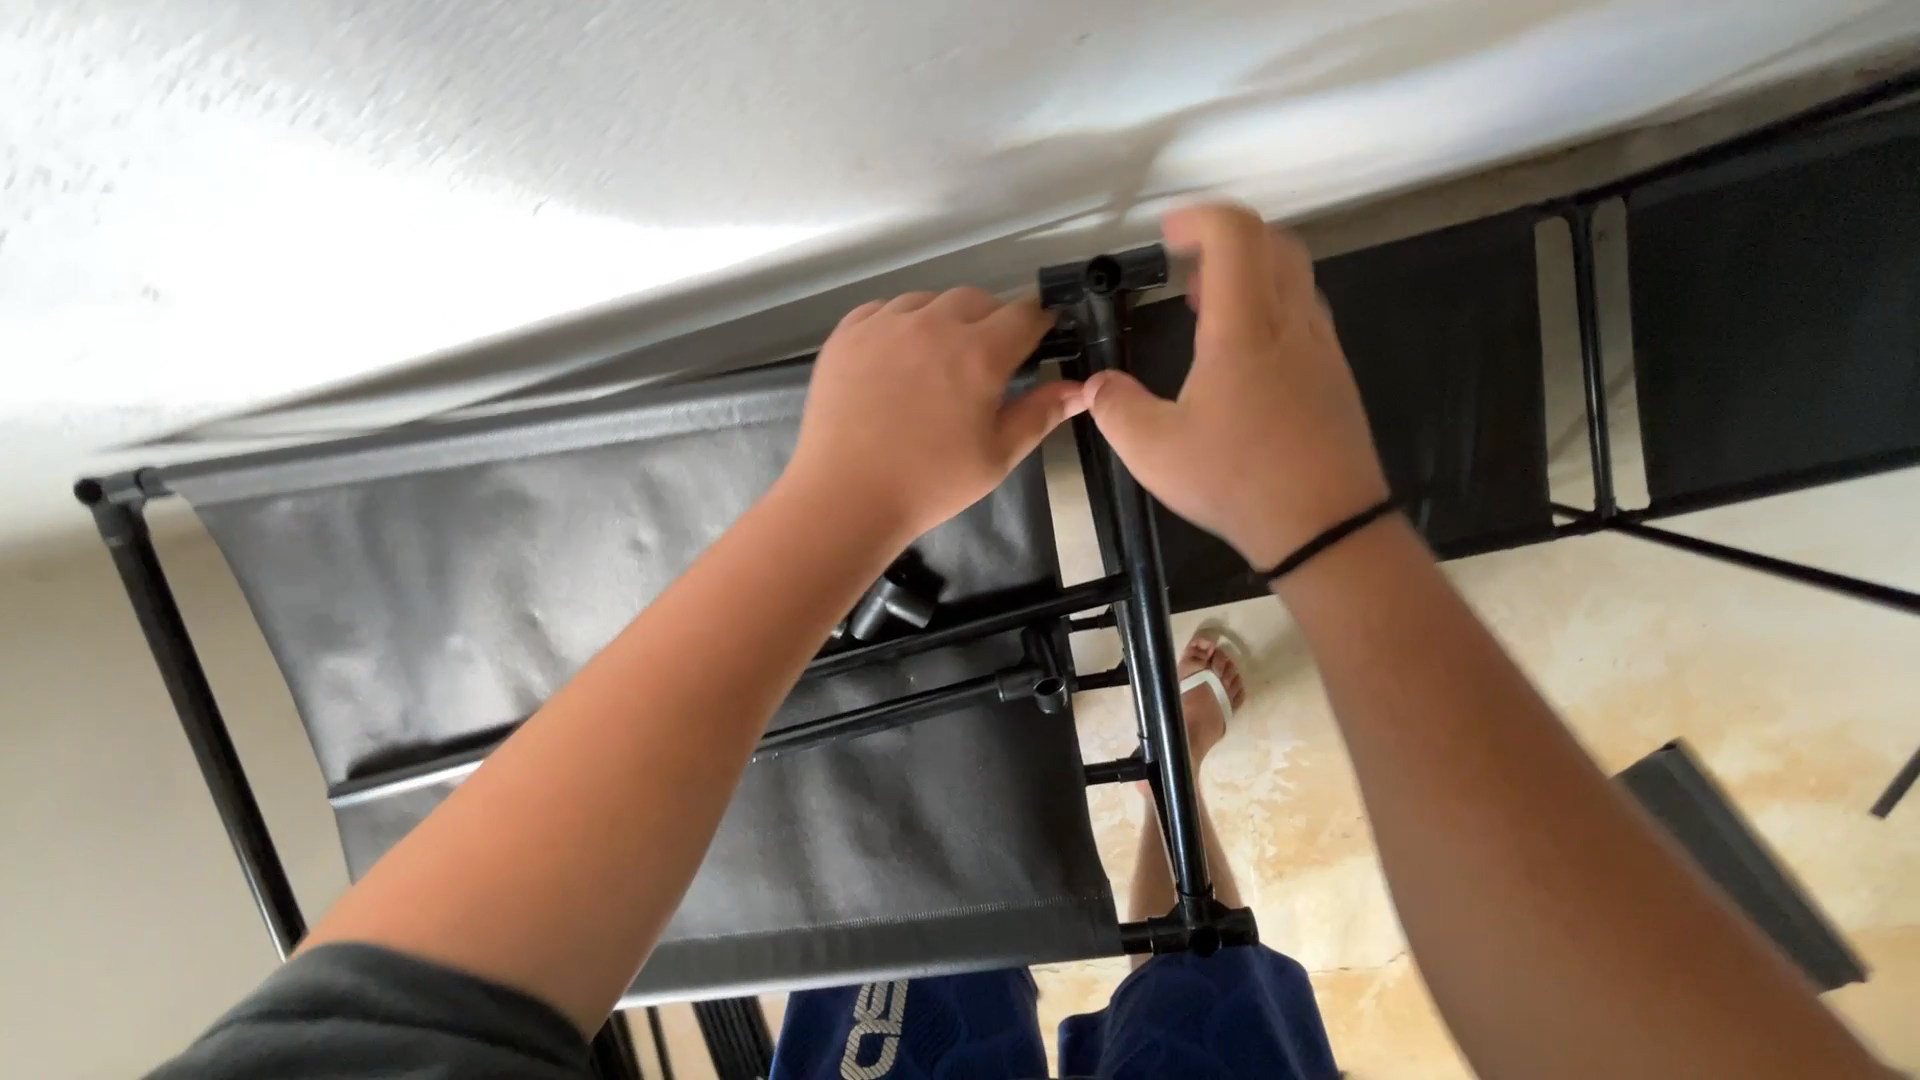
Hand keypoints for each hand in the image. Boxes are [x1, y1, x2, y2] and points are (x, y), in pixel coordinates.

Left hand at [784, 288, 1085, 542]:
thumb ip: (1040, 414)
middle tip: (986, 360)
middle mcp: (932, 325)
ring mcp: (885, 324)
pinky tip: (898, 358)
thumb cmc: (930, 483)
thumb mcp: (996, 456)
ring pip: (929, 301)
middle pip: (976, 300)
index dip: (1038, 324)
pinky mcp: (848, 334)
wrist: (846, 497)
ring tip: (938, 360)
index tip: (1039, 340)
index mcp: (978, 354)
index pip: (1024, 315)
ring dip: (944, 320)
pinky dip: (900, 324)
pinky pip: (884, 310)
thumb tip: (1081, 388)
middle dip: (992, 321)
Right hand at [1083, 203, 1388, 568]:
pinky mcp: (1335, 376)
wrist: (1325, 526)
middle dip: (1227, 242)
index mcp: (1244, 327)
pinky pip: (1305, 315)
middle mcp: (1290, 323)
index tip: (1167, 235)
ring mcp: (1321, 348)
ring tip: (1210, 315)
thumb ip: (1115, 408)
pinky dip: (1272, 309)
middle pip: (1273, 243)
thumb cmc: (1235, 480)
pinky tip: (1245, 360)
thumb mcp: (1153, 450)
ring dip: (1253, 276)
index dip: (1198, 218)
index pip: (1234, 234)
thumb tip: (1094, 387)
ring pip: (1295, 278)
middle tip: (1188, 277)